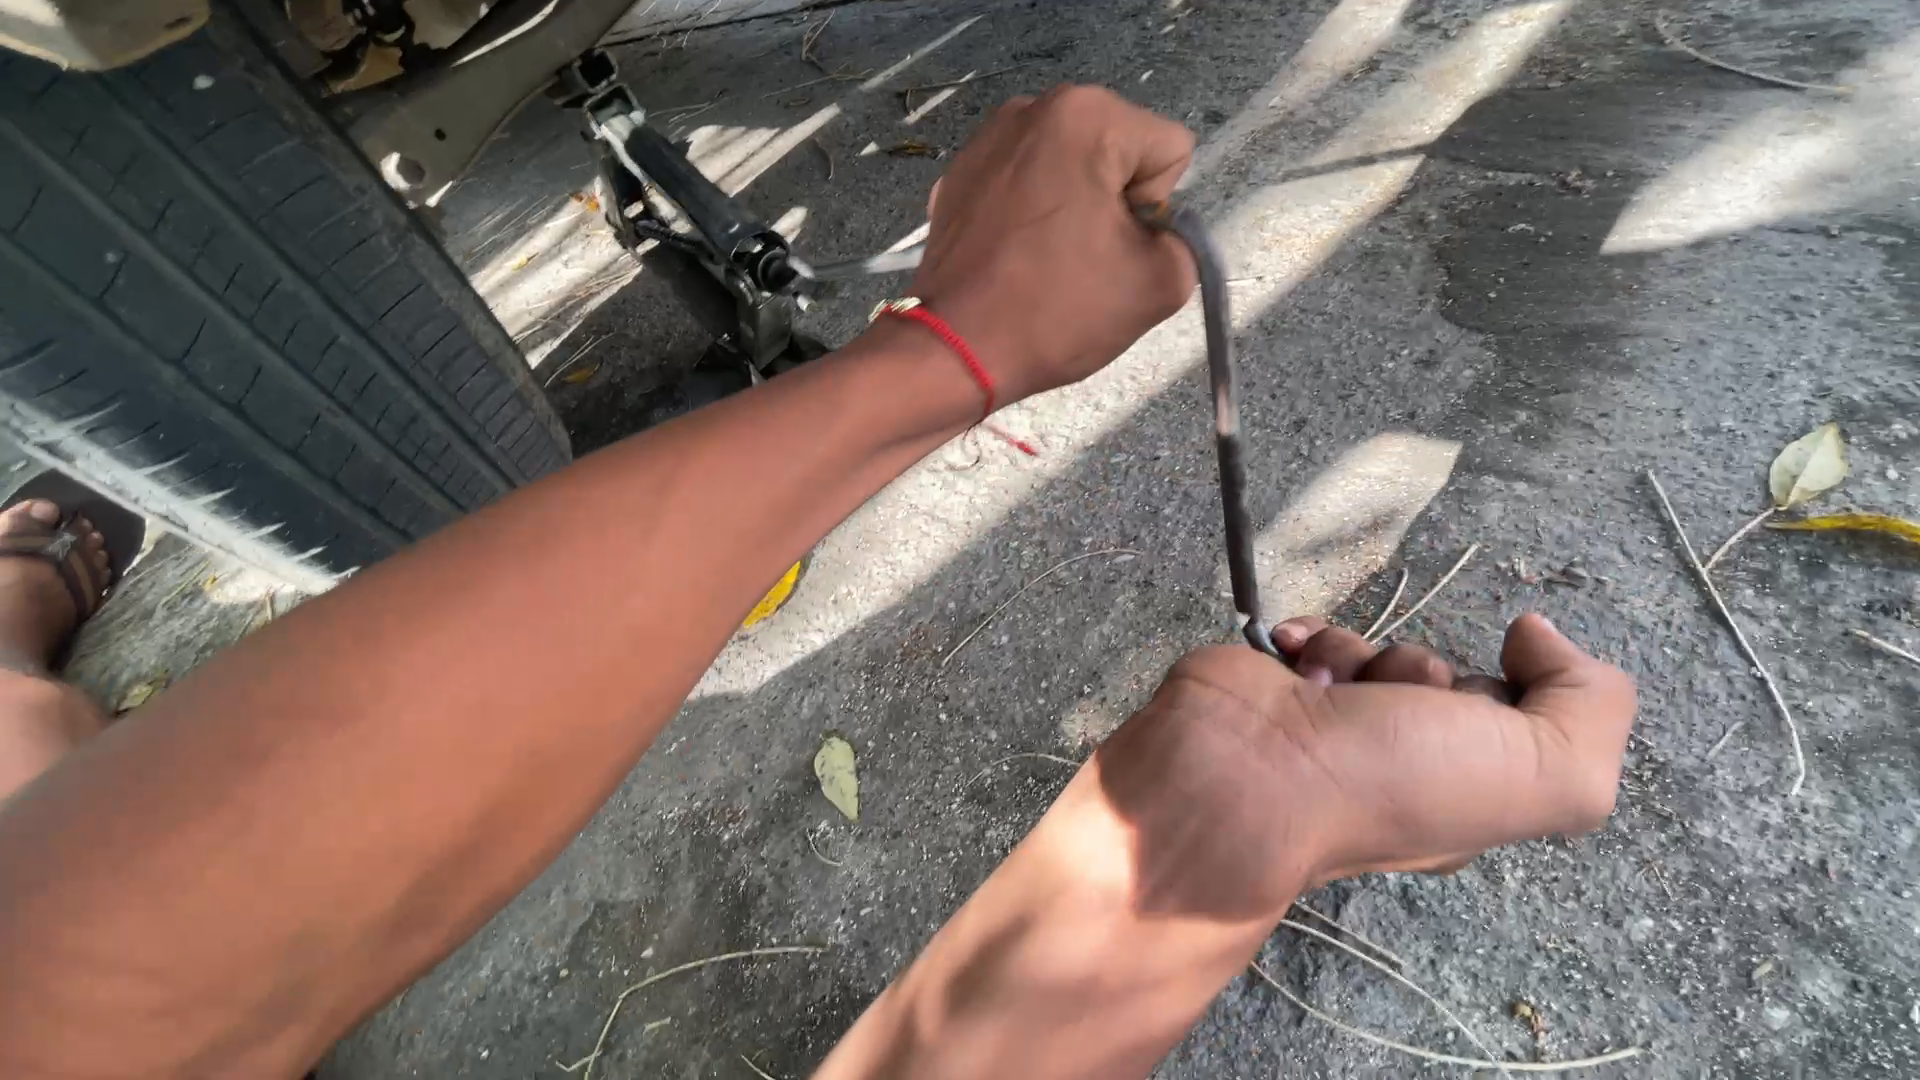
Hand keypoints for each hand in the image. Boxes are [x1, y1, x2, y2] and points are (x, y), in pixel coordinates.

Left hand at [909, 85, 1197, 404]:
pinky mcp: (955, 180)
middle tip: (1081, 264)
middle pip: (1114, 156)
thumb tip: (1154, 231)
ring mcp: (984, 142)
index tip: (1114, 251)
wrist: (955, 352)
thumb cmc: (1056, 314)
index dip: (1155, 212)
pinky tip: (1012, 262)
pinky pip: (1020, 192)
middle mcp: (1031, 108)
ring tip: (1045, 265)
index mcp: (1086, 115)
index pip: (1168, 151)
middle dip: (1111, 207)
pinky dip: (1026, 221)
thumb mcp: (1159, 285)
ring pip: (1066, 175)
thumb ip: (1184, 241)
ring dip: (1070, 214)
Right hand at [1084, 614, 1635, 925]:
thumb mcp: (1544, 773)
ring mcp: (1337, 719)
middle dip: (1422, 673)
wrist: (1248, 771)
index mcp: (1468, 791)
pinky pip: (1317, 634)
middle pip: (1443, 672)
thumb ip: (1591, 703)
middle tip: (1393, 706)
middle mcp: (1405, 758)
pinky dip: (1308, 640)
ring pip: (1376, 648)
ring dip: (1357, 658)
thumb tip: (1534, 633)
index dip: (1505, 697)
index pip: (1513, 713)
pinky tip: (1290, 663)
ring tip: (1326, 692)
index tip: (1475, 709)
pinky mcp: (1283, 683)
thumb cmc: (1394, 780)